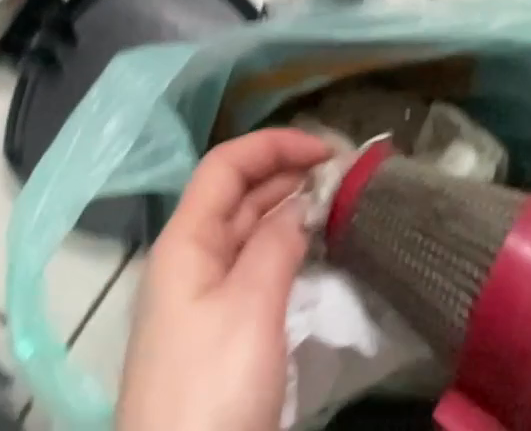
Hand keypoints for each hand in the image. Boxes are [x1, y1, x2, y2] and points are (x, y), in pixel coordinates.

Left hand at [116, 128, 333, 430]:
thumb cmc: (212, 385)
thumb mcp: (250, 308)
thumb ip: (276, 246)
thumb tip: (302, 201)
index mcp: (185, 239)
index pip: (225, 166)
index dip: (273, 146)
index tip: (328, 149)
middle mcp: (190, 256)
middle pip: (236, 194)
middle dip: (286, 173)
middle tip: (344, 174)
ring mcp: (203, 294)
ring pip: (246, 231)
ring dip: (286, 209)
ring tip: (337, 201)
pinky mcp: (219, 329)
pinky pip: (252, 268)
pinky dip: (283, 248)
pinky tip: (313, 250)